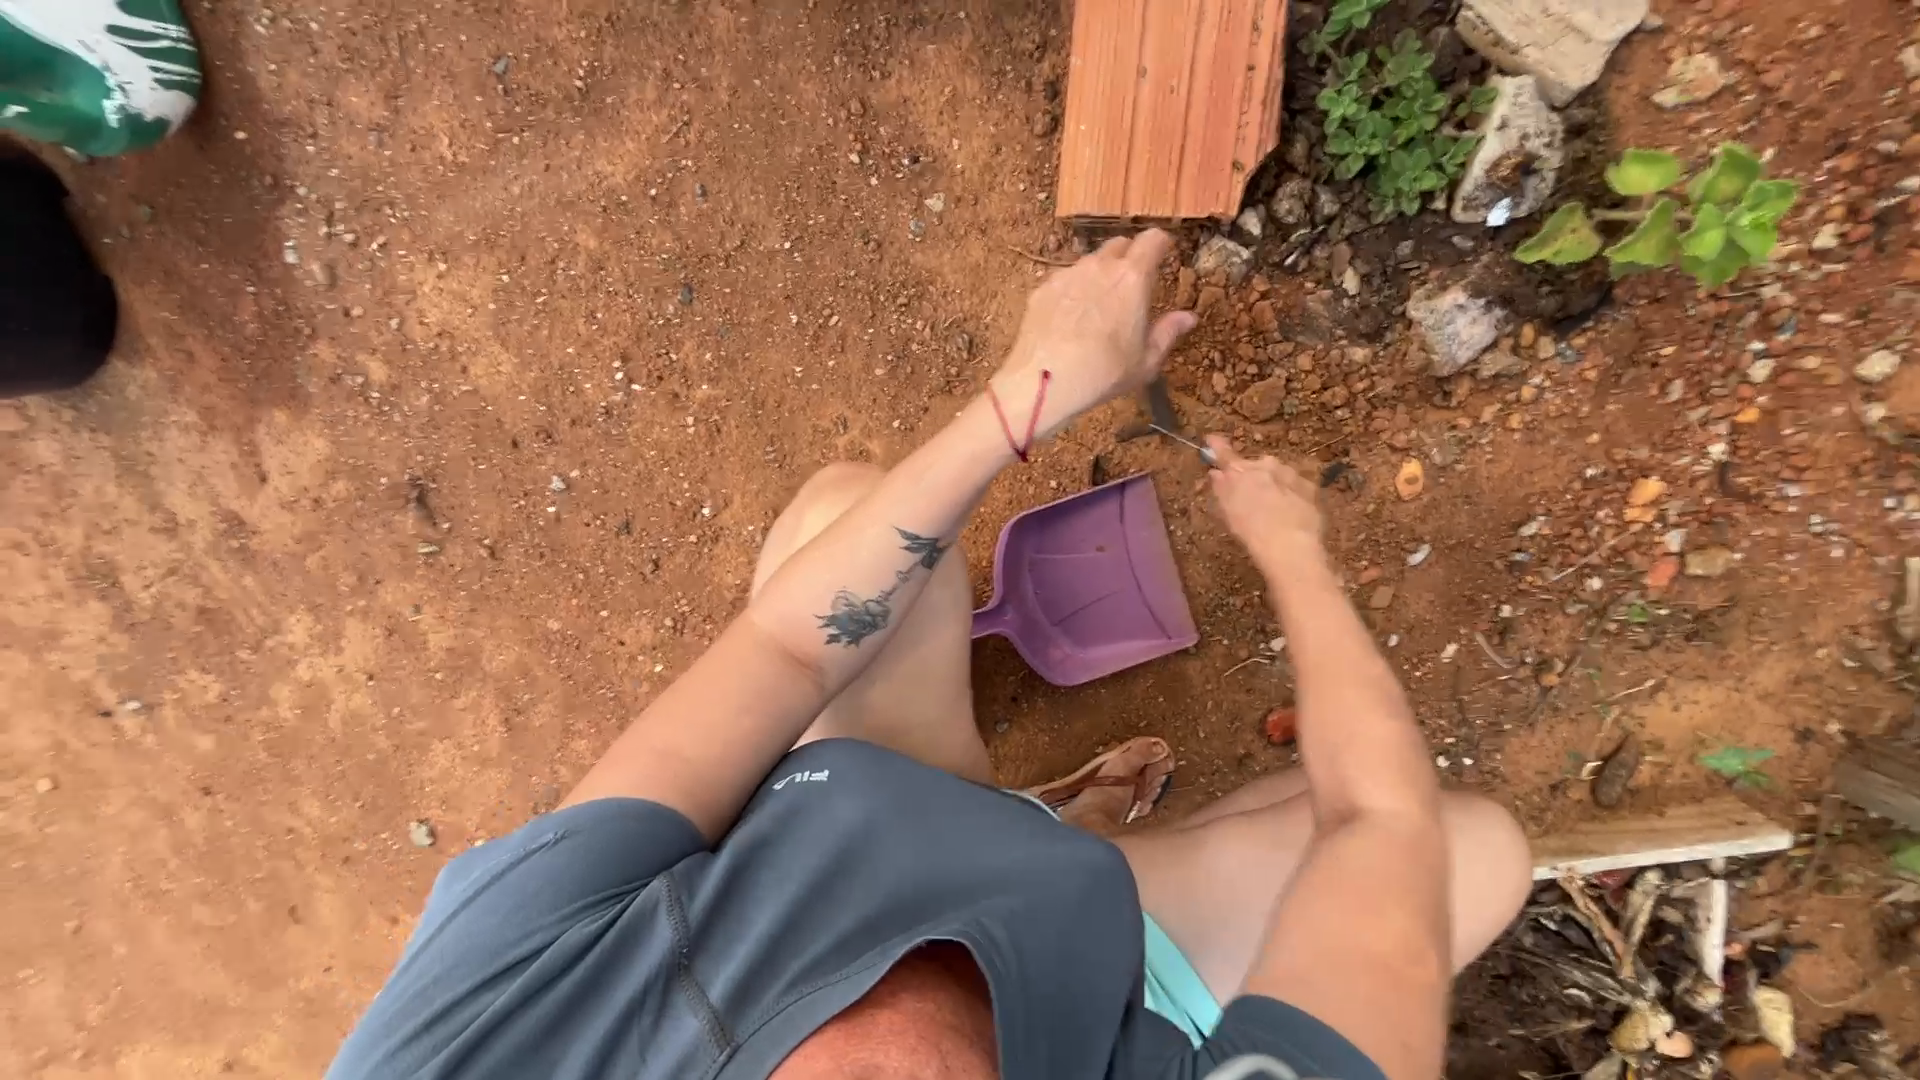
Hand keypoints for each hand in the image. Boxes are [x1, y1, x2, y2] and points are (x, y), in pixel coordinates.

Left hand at [991, 229, 1195, 443]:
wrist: (1045, 381)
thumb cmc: (1103, 374)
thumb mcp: (1145, 362)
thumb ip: (1167, 333)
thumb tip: (1188, 317)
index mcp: (1133, 278)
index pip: (1153, 240)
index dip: (1161, 244)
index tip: (1164, 253)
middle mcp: (1099, 266)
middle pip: (1119, 245)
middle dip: (1129, 257)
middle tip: (1131, 284)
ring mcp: (1067, 274)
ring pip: (1089, 262)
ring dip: (1098, 274)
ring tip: (1097, 305)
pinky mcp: (1042, 288)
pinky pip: (1063, 280)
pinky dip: (1071, 290)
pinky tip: (1068, 318)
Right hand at [1204, 436, 1325, 573]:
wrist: (1289, 544)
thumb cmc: (1250, 529)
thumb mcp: (1227, 511)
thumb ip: (1221, 488)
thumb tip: (1216, 473)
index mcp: (1242, 470)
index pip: (1226, 455)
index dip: (1217, 446)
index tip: (1211, 437)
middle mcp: (1267, 465)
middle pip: (1257, 465)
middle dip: (1253, 475)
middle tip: (1250, 497)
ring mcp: (1291, 474)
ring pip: (1278, 474)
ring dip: (1274, 485)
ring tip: (1273, 510)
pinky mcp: (1310, 487)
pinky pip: (1296, 486)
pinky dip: (1292, 494)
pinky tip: (1290, 513)